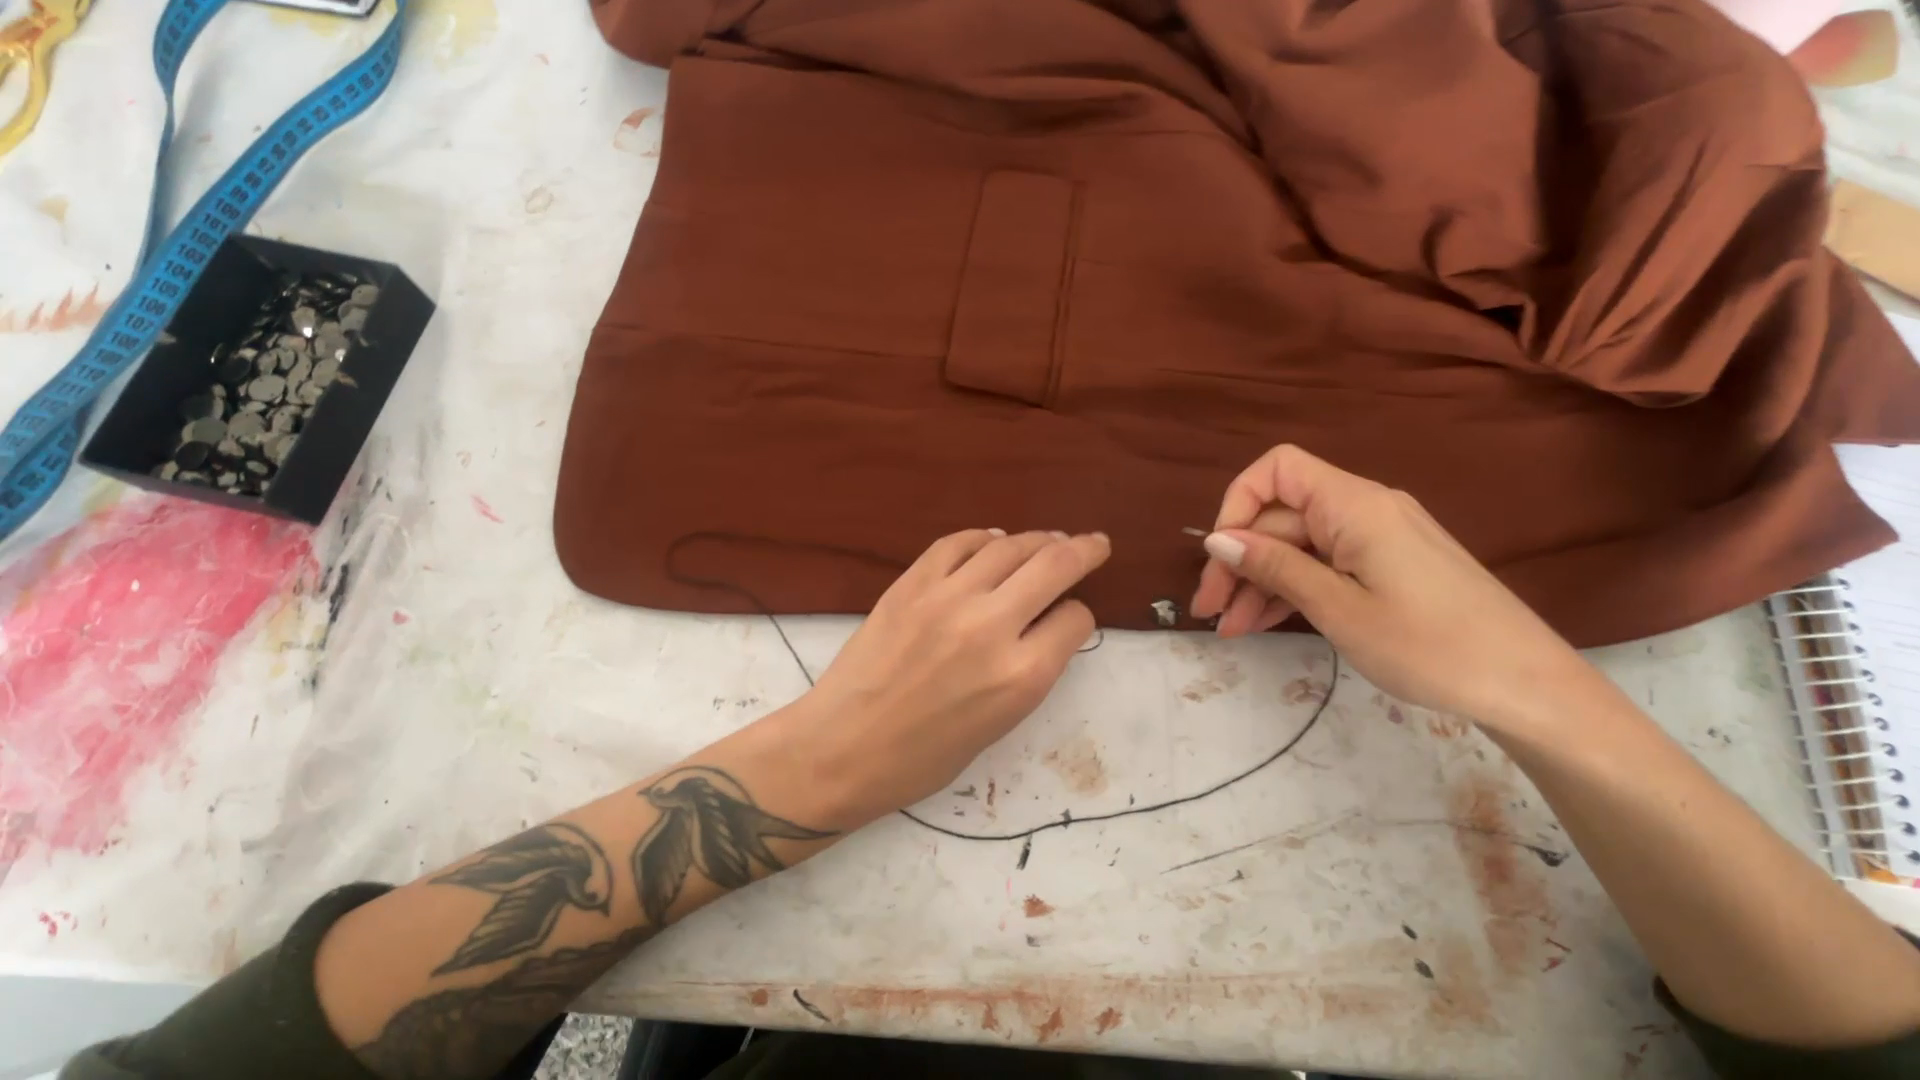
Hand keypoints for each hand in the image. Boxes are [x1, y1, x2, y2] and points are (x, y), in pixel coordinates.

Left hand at [792, 529, 1110, 826]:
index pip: (1075, 619)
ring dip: (1038, 539)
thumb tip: (1045, 627)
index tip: (1072, 618)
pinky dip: (983, 538)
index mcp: (1021, 676)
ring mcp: (948, 598)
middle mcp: (991, 627)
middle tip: (1096, 543)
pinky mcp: (911, 584)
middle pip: (1054, 566)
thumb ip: (1028, 673)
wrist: (842, 748)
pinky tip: (993, 541)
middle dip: (1084, 551)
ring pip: (1009, 546)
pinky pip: (957, 544)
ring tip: (1051, 539)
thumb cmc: (922, 759)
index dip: (1080, 616)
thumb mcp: (998, 726)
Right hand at [1189, 445, 1595, 728]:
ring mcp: (1380, 539)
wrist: (1527, 686)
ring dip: (1261, 581)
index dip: (1237, 503)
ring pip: (1300, 545)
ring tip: (1231, 629)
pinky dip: (1295, 589)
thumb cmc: (1429, 646)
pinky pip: (1327, 564)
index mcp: (1355, 505)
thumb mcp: (1339, 609)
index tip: (1218, 556)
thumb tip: (1218, 539)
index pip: (1277, 469)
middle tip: (1210, 613)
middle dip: (1239, 559)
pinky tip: (1266, 623)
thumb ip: (1276, 568)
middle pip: (1282, 515)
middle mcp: (1366, 509)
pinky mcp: (1391, 566)